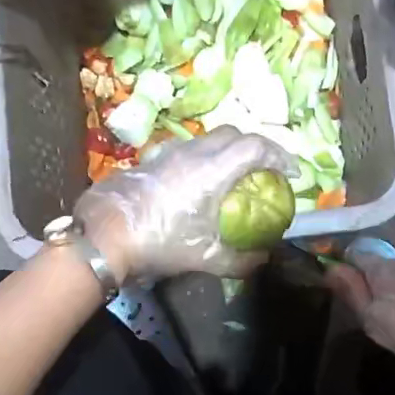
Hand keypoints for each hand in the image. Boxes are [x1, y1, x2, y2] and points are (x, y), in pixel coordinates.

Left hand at [76, 127, 296, 281]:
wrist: (104, 236)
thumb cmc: (158, 244)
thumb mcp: (204, 258)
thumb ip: (239, 259)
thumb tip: (261, 258)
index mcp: (212, 171)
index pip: (255, 147)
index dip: (279, 155)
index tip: (291, 173)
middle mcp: (194, 153)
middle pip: (234, 134)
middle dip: (256, 148)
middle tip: (265, 171)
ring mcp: (170, 153)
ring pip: (209, 139)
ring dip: (228, 151)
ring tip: (235, 177)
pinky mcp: (153, 159)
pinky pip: (189, 149)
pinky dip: (205, 158)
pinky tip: (199, 184)